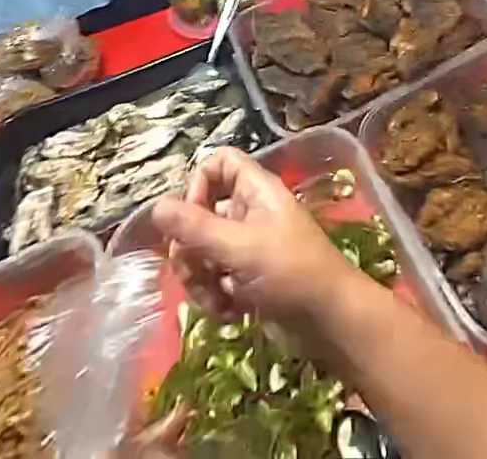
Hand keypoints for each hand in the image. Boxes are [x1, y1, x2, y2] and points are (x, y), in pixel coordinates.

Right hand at [152, 148, 370, 335]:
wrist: (330, 321)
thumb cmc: (291, 272)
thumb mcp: (240, 248)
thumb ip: (196, 228)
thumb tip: (156, 207)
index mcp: (255, 190)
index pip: (217, 164)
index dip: (197, 185)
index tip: (190, 217)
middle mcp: (250, 212)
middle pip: (200, 213)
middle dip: (191, 248)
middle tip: (196, 272)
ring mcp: (248, 245)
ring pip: (203, 250)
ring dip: (202, 278)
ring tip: (218, 300)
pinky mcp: (247, 276)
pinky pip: (215, 277)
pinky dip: (216, 296)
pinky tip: (231, 313)